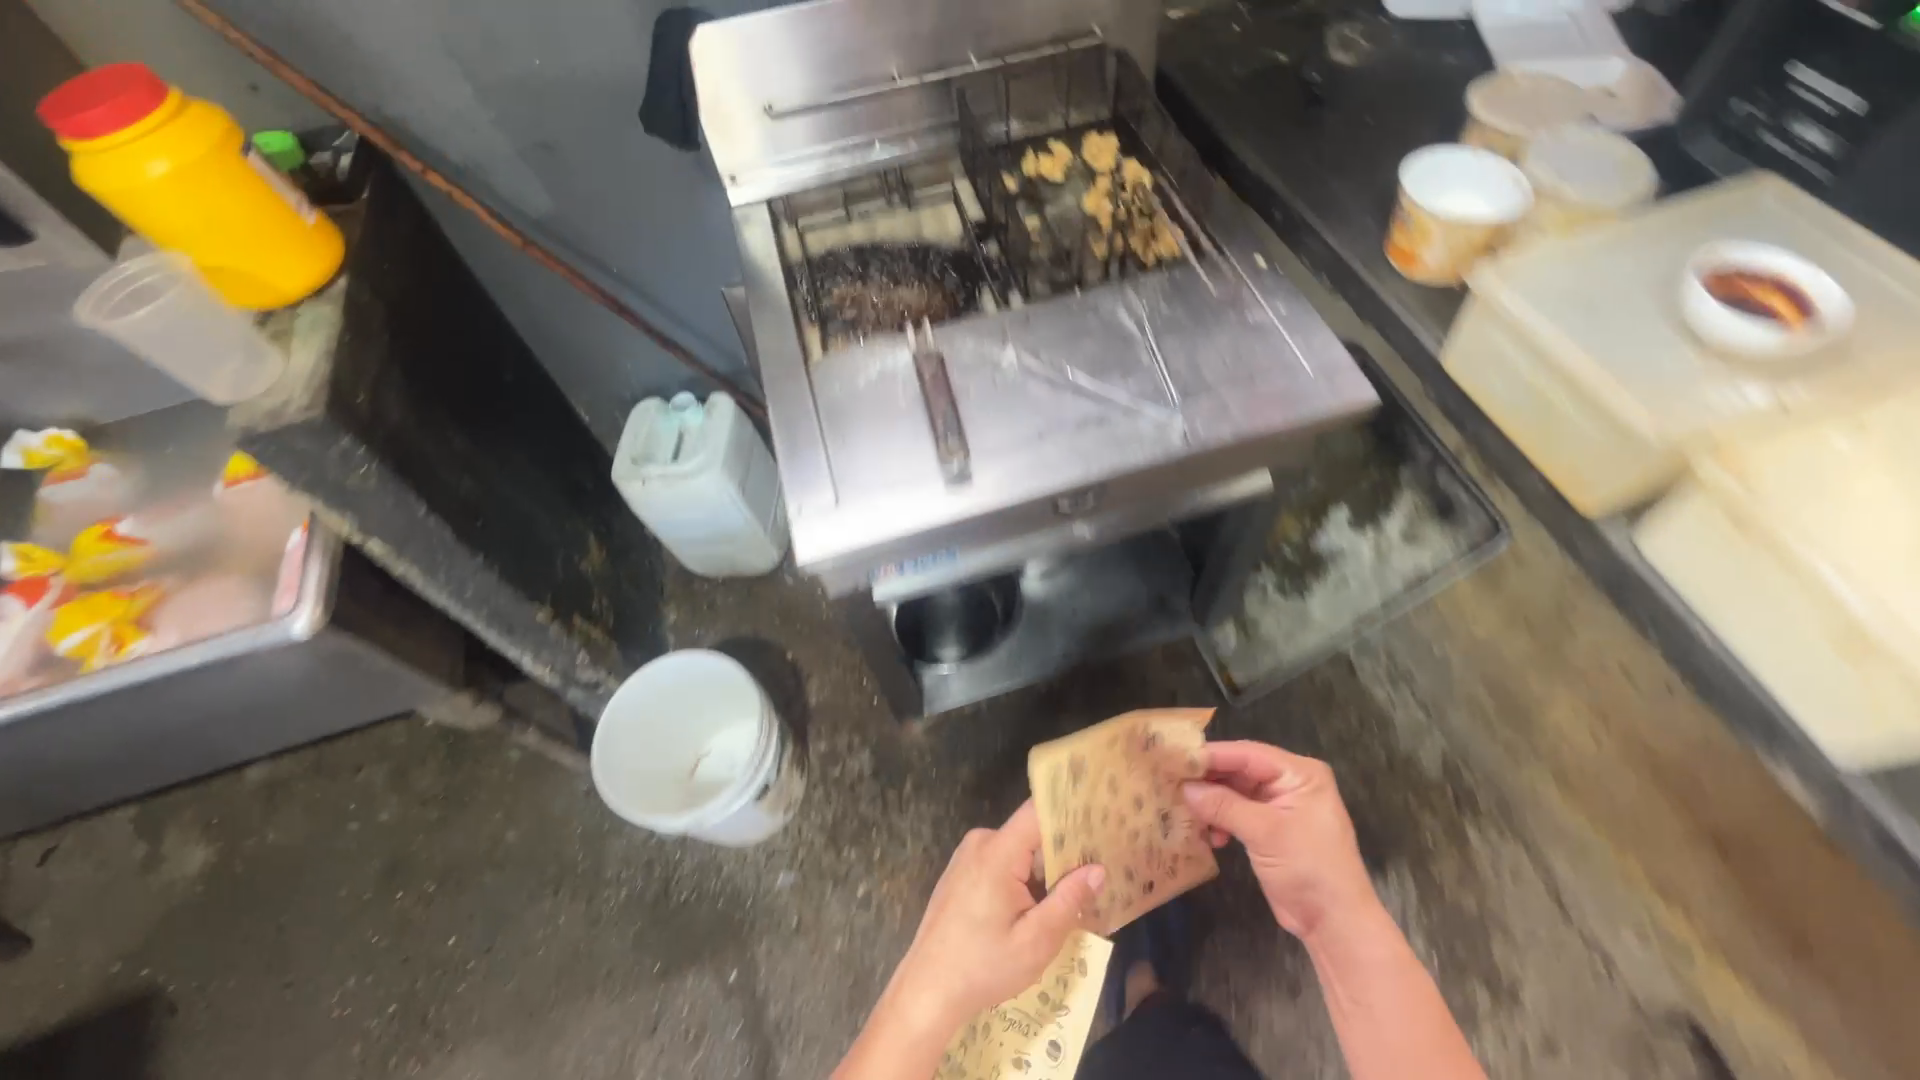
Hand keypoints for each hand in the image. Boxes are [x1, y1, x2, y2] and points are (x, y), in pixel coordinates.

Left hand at [885, 801, 1106, 1031]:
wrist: (928, 990)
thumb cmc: (983, 966)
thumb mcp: (1036, 940)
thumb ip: (1069, 900)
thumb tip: (1097, 869)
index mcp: (998, 852)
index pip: (1039, 811)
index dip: (1070, 813)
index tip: (1101, 824)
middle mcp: (981, 843)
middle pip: (1032, 833)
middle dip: (1063, 855)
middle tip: (1096, 877)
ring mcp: (967, 856)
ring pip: (1019, 851)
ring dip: (1042, 873)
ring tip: (1070, 900)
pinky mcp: (962, 872)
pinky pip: (1002, 862)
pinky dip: (1022, 880)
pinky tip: (1035, 910)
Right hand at [1182, 740, 1376, 939]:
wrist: (1333, 922)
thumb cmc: (1309, 868)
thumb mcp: (1265, 832)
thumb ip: (1223, 805)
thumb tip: (1184, 788)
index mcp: (1299, 774)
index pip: (1247, 754)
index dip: (1211, 755)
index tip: (1175, 759)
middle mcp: (1289, 783)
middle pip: (1238, 770)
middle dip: (1208, 781)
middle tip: (1173, 785)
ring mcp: (1279, 806)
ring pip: (1233, 792)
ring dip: (1211, 804)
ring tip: (1188, 815)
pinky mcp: (1269, 829)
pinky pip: (1236, 813)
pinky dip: (1220, 821)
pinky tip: (1209, 837)